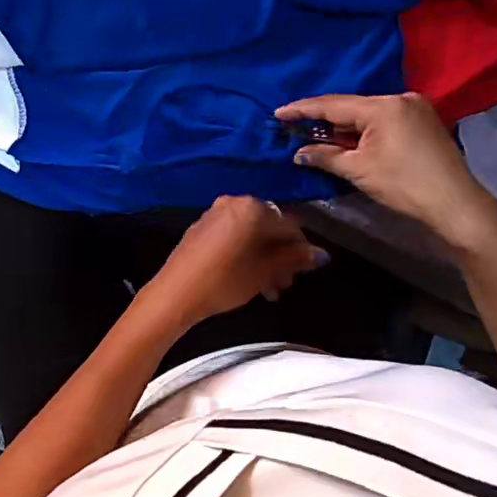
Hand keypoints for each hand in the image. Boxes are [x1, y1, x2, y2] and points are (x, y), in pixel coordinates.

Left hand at [138, 196, 327, 328]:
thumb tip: (320, 254)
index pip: (290, 225)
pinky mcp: (200, 228)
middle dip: (280, 256)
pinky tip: (247, 279)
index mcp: (253, 207)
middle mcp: (234, 202)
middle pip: (269, 228)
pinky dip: (244, 253)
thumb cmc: (225, 281)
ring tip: (268, 288)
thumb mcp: (264, 272)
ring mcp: (214, 214)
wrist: (175, 293)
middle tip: (284, 284)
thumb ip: (294, 259)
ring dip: (263, 259)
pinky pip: (232, 236)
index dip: (301, 249)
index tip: (304, 271)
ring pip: (250, 234)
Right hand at [277, 93, 496, 250]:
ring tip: (316, 135)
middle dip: (323, 119)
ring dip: (343, 127)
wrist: (454, 202)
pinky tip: (347, 140)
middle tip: (294, 125)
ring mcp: (414, 108)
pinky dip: (362, 131)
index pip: (334, 105)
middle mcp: (400, 98)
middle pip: (351, 107)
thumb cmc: (404, 185)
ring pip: (367, 114)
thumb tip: (299, 152)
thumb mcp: (359, 171)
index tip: (279, 112)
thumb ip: (326, 156)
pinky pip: (383, 120)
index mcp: (384, 106)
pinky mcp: (422, 121)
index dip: (303, 110)